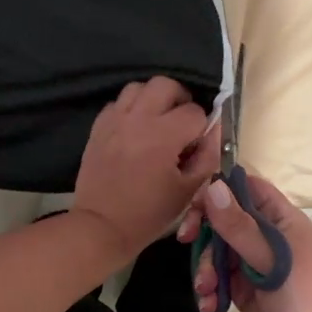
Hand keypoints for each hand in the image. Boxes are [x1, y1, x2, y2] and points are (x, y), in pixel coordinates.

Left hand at [72, 77, 216, 258]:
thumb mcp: (189, 190)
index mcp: (163, 135)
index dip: (201, 128)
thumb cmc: (149, 213)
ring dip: (152, 99)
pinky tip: (134, 130)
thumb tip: (213, 130)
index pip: (195, 111)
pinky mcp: (97, 128)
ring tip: (156, 122)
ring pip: (138, 87)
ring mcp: (113, 121)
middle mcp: (137, 119)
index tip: (195, 146)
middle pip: (165, 84)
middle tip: (180, 123)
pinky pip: (116, 104)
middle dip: (180, 100)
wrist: (102, 226)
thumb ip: (207, 155)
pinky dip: (129, 110)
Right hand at [177, 171, 311, 311]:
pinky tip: (211, 305)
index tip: (197, 206)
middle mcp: (266, 237)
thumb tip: (213, 187)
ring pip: (215, 251)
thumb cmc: (303, 298)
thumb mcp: (270, 259)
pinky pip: (216, 278)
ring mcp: (253, 262)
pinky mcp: (242, 287)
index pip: (248, 189)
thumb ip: (239, 226)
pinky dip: (210, 290)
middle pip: (224, 220)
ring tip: (206, 290)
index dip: (221, 190)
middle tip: (185, 241)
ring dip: (204, 269)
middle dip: (204, 234)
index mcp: (281, 221)